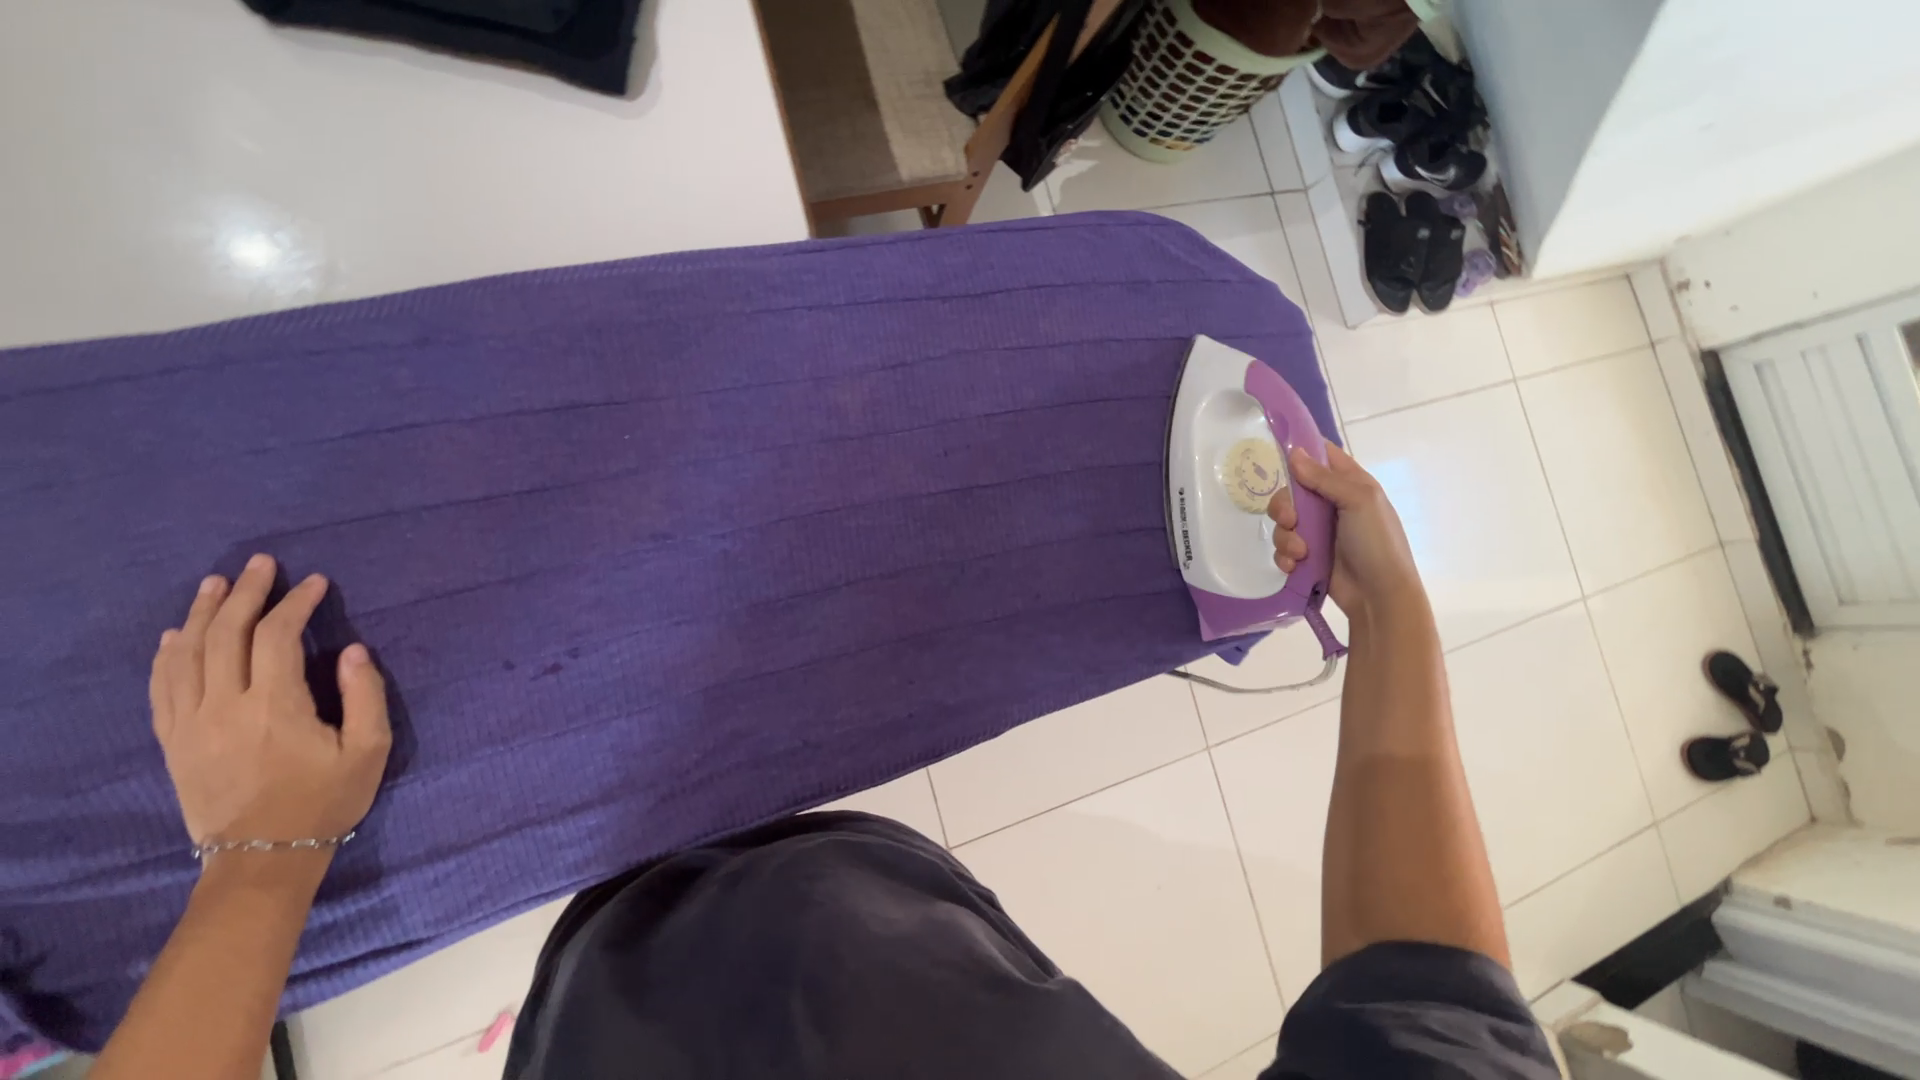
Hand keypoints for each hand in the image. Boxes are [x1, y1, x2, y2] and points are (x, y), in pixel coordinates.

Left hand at [148, 554, 390, 854]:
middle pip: (226, 635)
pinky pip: (163, 687)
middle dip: (246, 594)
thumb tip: (352, 650)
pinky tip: (177, 634)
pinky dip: (167, 654)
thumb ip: (365, 696)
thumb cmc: (327, 800)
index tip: (315, 582)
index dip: (296, 603)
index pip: (278, 637)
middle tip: (263, 564)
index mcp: (275, 707)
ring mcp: (191, 724)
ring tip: (218, 584)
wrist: (264, 855)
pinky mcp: (174, 741)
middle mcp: (225, 707)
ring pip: (187, 654)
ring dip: (203, 613)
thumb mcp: (369, 750)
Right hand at [1267, 443, 1422, 612]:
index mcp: (1348, 483)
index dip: (1299, 452)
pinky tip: (1296, 566)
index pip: (1320, 455)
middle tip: (1290, 521)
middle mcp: (1330, 503)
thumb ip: (1325, 478)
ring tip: (1301, 553)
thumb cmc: (1377, 542)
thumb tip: (1293, 453)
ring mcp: (1317, 531)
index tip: (1278, 456)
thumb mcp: (1359, 501)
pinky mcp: (1307, 555)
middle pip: (1290, 491)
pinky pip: (1283, 548)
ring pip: (1283, 522)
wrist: (1379, 594)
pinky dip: (1285, 556)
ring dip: (1286, 538)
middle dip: (1283, 506)